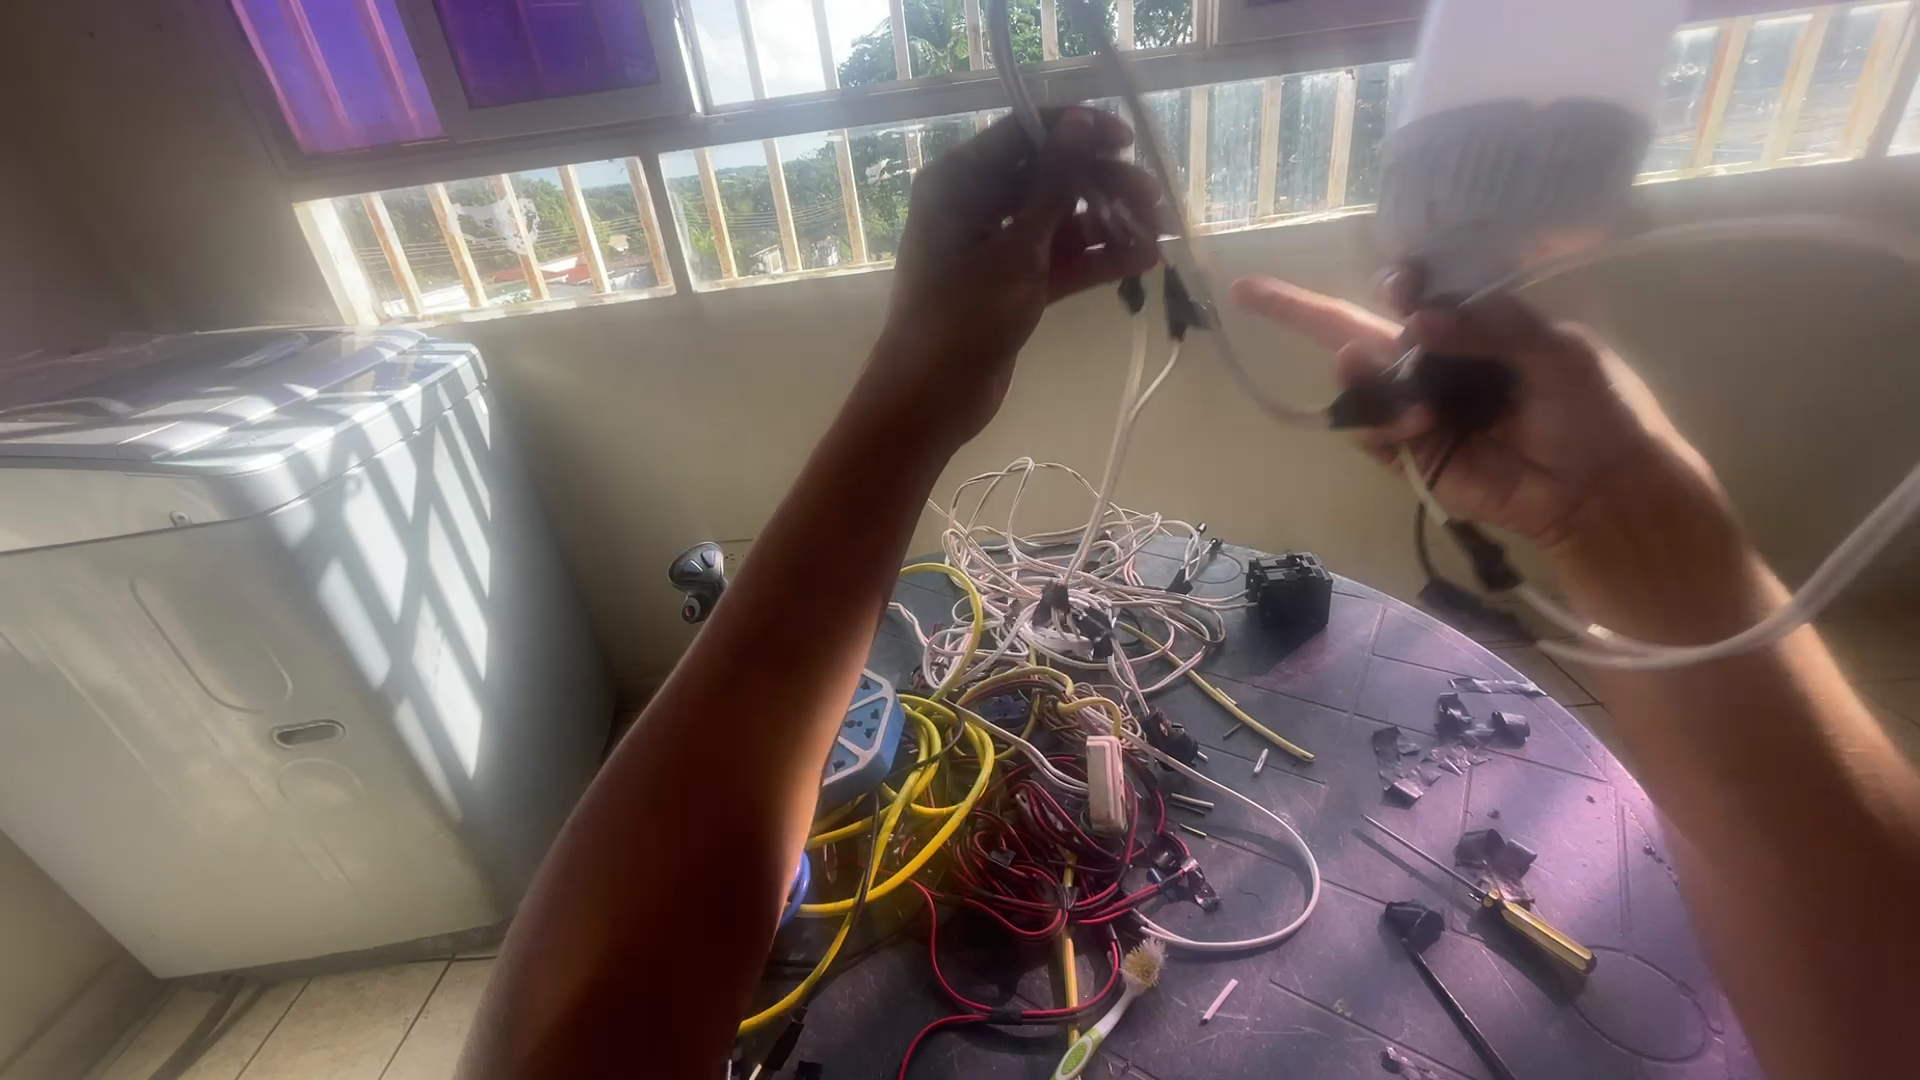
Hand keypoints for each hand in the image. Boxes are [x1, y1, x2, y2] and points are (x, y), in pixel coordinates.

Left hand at [855, 107, 1160, 447]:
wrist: (932, 397)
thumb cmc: (964, 317)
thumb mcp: (1016, 250)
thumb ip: (1053, 187)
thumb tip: (1077, 124)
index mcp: (959, 180)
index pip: (1024, 133)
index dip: (1077, 130)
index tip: (1125, 141)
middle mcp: (973, 205)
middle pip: (1047, 177)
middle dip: (1101, 186)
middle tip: (1153, 202)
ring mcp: (993, 249)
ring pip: (1057, 222)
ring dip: (1105, 226)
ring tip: (1156, 235)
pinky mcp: (1010, 286)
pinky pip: (1056, 261)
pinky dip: (1092, 261)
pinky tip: (1139, 261)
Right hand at [1229, 270, 1724, 554]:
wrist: (1594, 490)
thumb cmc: (1592, 411)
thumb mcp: (1560, 354)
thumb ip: (1494, 328)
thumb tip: (1417, 319)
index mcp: (1467, 327)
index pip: (1412, 295)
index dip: (1395, 284)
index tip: (1401, 284)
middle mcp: (1428, 362)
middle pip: (1350, 330)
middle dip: (1294, 309)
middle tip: (1248, 291)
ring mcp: (1409, 408)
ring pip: (1357, 387)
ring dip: (1364, 386)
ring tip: (1414, 408)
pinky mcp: (1403, 453)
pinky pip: (1367, 434)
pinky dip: (1378, 429)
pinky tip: (1415, 431)